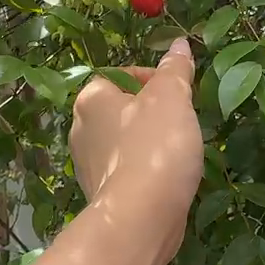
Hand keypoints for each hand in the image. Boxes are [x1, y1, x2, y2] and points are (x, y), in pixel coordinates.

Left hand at [70, 37, 203, 237]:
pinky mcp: (103, 196)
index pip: (120, 75)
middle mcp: (81, 131)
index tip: (179, 93)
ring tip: (180, 154)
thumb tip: (180, 45)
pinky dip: (148, 173)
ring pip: (126, 144)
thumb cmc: (155, 148)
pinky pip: (128, 173)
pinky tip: (169, 181)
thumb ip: (175, 71)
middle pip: (123, 111)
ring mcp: (89, 166)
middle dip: (153, 114)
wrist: (141, 218)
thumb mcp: (172, 98)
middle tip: (183, 123)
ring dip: (152, 145)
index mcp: (91, 100)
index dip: (152, 80)